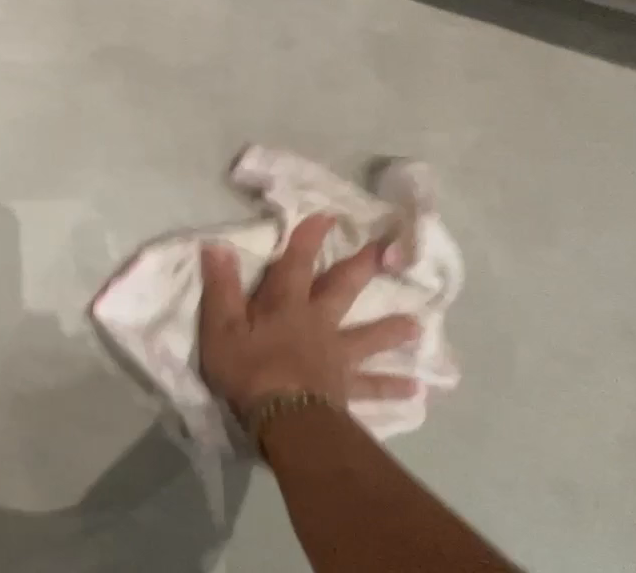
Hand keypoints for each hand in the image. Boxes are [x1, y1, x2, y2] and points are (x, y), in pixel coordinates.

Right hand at [199, 215, 420, 412]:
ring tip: (417, 326)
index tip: (327, 216)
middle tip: (386, 254)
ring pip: (368, 338)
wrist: (285, 418)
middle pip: (340, 292)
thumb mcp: (220, 323)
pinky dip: (392, 387)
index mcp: (284, 305)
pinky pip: (373, 387)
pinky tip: (416, 389)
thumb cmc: (246, 366)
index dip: (308, 240)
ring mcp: (337, 356)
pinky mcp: (346, 388)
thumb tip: (219, 245)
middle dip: (359, 270)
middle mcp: (317, 324)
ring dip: (391, 331)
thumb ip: (221, 285)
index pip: (295, 265)